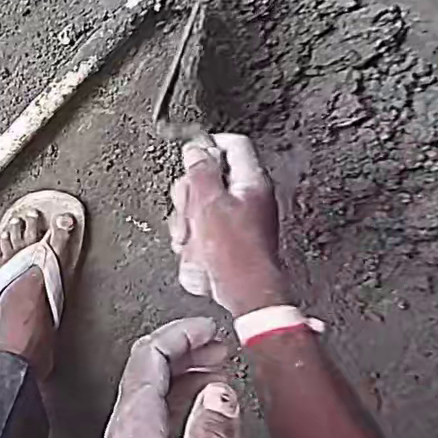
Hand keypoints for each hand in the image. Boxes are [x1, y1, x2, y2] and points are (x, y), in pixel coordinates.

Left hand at [51, 318, 242, 437]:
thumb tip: (221, 392)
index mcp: (136, 434)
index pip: (149, 358)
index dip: (180, 335)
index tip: (210, 328)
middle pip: (147, 370)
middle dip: (184, 347)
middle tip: (219, 342)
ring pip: (152, 394)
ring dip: (184, 374)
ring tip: (217, 367)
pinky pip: (157, 420)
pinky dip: (183, 402)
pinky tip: (206, 415)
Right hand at [167, 133, 286, 315]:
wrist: (243, 293)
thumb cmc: (234, 251)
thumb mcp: (209, 202)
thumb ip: (200, 170)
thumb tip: (195, 149)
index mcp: (250, 182)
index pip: (233, 144)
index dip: (208, 145)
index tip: (189, 156)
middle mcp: (247, 197)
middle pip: (208, 176)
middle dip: (188, 194)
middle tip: (188, 210)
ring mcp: (237, 218)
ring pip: (198, 204)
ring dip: (186, 220)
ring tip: (190, 238)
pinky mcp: (226, 237)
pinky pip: (200, 227)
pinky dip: (192, 237)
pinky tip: (195, 250)